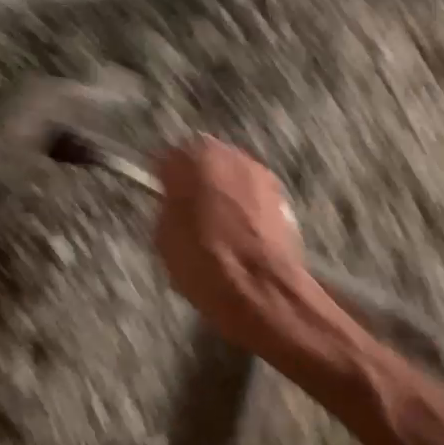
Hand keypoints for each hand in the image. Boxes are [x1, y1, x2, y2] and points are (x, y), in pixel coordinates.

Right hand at [153, 136, 316, 353]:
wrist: (261, 289)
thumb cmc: (204, 261)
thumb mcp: (165, 236)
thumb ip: (168, 204)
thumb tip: (174, 197)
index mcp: (197, 157)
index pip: (171, 154)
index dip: (165, 176)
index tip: (160, 193)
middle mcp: (233, 156)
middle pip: (207, 159)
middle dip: (196, 178)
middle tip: (186, 207)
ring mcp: (261, 175)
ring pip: (233, 175)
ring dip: (222, 190)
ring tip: (213, 221)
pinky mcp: (282, 197)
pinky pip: (252, 195)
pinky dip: (244, 206)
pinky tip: (238, 232)